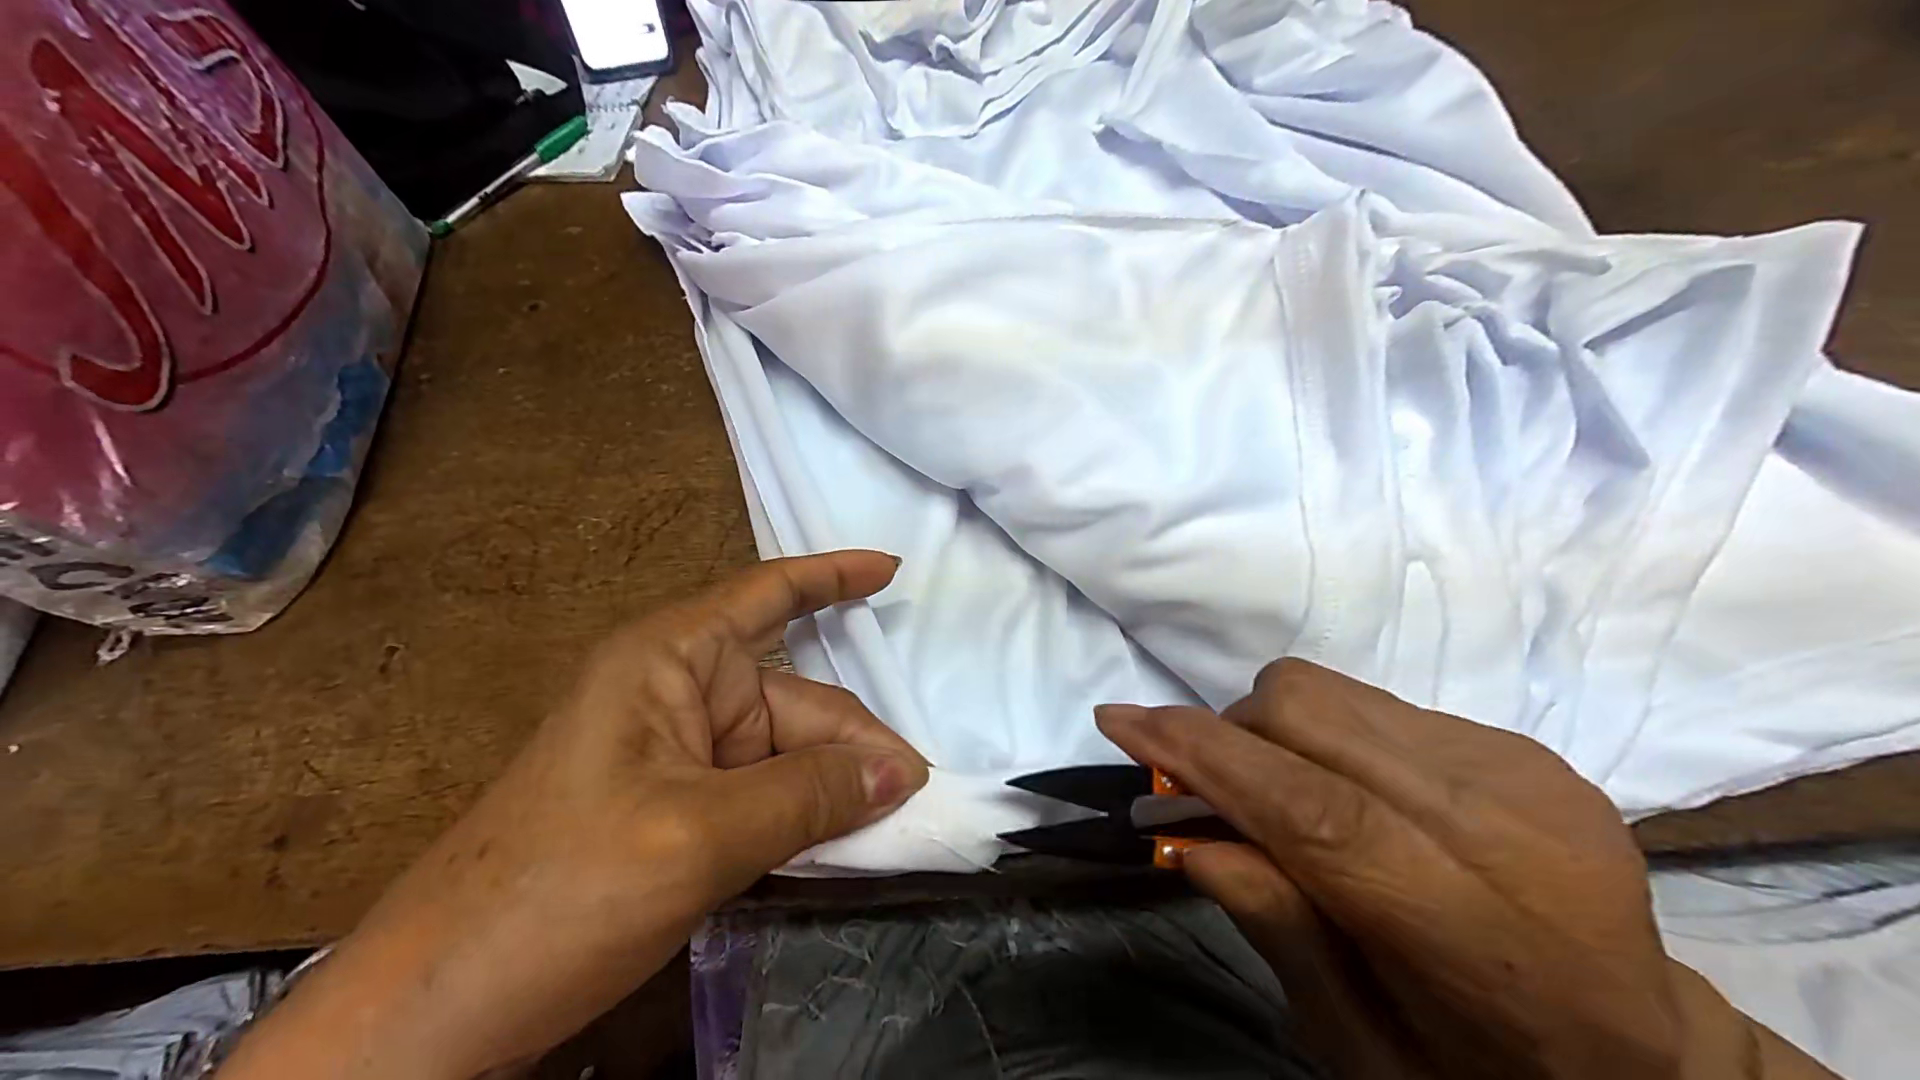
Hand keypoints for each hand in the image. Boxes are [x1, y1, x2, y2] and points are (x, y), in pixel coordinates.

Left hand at [219, 551, 928, 1079]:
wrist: (438, 1009)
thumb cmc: (556, 891)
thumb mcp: (696, 836)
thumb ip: (808, 795)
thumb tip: (903, 771)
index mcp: (670, 660)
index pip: (767, 595)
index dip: (834, 576)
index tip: (894, 570)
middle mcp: (681, 695)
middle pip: (798, 700)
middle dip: (858, 743)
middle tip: (918, 796)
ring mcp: (683, 756)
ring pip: (791, 755)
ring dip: (840, 789)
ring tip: (897, 828)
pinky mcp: (684, 809)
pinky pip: (771, 796)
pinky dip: (812, 817)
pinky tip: (848, 846)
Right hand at [1096, 660, 1835, 1079]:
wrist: (1653, 1056)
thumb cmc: (1485, 1077)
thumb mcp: (1362, 1048)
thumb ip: (1277, 928)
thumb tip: (1183, 833)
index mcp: (1485, 937)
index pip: (1316, 813)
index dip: (1205, 756)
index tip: (1117, 720)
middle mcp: (1510, 826)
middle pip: (1311, 716)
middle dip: (1226, 735)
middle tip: (1207, 792)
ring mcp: (1520, 768)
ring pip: (1328, 690)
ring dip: (1268, 729)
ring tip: (1278, 793)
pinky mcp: (1517, 741)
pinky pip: (1367, 700)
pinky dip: (1320, 733)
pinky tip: (1344, 790)